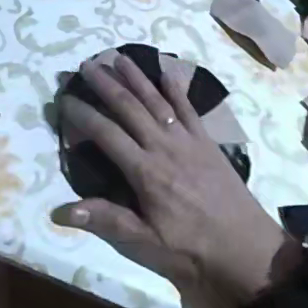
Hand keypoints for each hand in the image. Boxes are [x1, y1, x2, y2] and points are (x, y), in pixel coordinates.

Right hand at [53, 55, 297, 302]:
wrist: (247, 249)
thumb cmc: (191, 251)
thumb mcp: (145, 244)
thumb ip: (106, 221)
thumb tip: (60, 211)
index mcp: (145, 172)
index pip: (106, 134)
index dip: (83, 115)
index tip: (64, 99)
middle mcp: (164, 147)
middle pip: (129, 107)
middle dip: (105, 84)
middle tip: (85, 65)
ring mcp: (187, 140)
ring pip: (156, 100)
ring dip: (136, 77)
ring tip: (117, 57)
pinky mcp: (206, 141)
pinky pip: (188, 108)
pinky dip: (175, 88)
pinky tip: (165, 71)